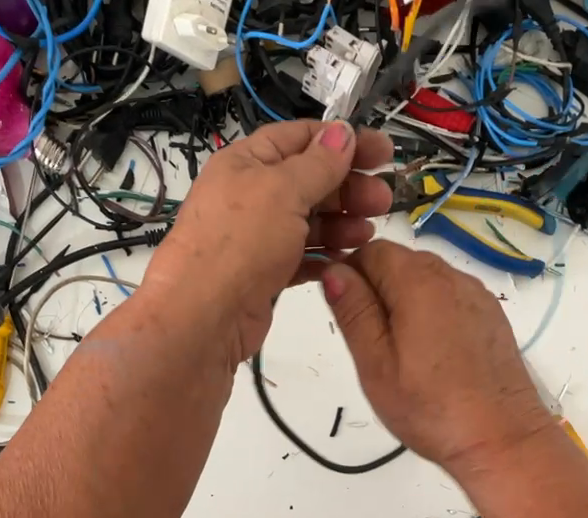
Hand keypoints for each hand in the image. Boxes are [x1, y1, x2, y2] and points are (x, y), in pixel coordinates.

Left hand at [139, 120, 394, 366]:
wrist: (204, 316)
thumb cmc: (239, 243)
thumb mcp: (283, 190)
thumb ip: (318, 163)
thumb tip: (342, 132)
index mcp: (246, 163)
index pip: (300, 138)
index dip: (342, 142)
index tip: (382, 152)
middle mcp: (250, 197)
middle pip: (309, 182)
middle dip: (348, 188)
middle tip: (384, 199)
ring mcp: (256, 239)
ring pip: (307, 223)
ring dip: (341, 224)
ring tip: (369, 232)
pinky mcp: (264, 276)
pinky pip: (301, 258)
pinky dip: (324, 256)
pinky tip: (347, 258)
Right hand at [322, 240, 556, 474]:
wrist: (502, 438)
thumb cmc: (431, 408)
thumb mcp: (376, 365)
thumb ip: (354, 312)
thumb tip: (333, 270)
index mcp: (418, 282)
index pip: (372, 251)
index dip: (351, 276)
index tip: (348, 318)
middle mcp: (452, 277)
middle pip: (402, 262)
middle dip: (379, 290)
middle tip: (373, 345)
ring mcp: (478, 296)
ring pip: (428, 281)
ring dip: (406, 303)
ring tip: (403, 354)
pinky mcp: (492, 318)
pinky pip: (452, 300)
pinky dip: (434, 314)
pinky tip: (434, 356)